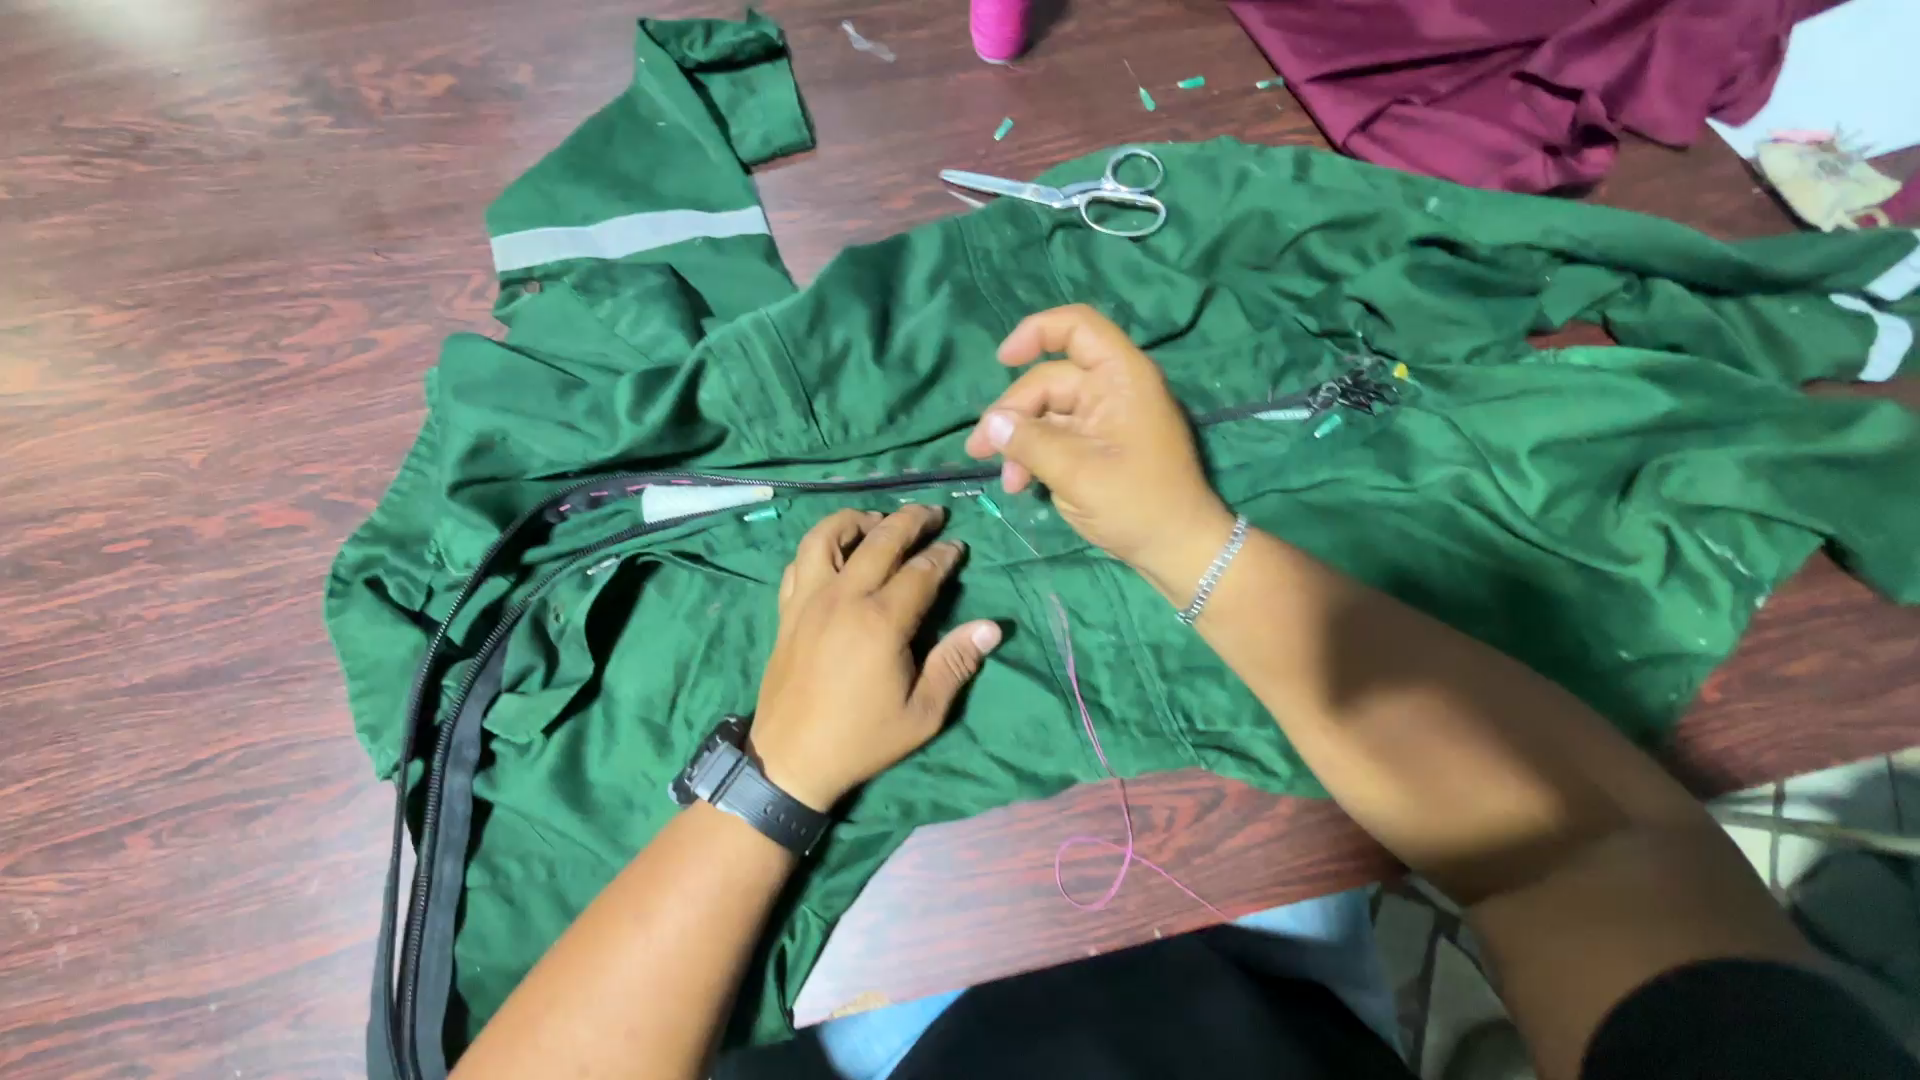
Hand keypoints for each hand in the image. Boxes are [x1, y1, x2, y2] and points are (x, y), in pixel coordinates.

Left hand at [750, 506, 1001, 811]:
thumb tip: (991, 627)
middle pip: (879, 540)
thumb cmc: (862, 739)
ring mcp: (809, 601)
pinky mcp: (787, 611)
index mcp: (881, 622)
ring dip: (855, 519)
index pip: (920, 571)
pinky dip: (819, 545)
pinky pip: (799, 562)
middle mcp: (843, 599)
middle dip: (910, 520)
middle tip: (932, 514)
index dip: (943, 554)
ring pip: (826, 537)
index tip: (958, 546)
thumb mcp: (921, 713)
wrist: (790, 760)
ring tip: (877, 520)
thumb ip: (955, 664)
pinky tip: (834, 552)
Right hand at [963, 304, 1234, 595]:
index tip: (1002, 360)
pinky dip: (1035, 455)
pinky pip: (1057, 437)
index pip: (1077, 327)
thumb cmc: (1137, 504)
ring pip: (1047, 413)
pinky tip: (1020, 483)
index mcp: (1120, 378)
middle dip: (1012, 415)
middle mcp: (1112, 389)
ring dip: (1019, 442)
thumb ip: (1030, 443)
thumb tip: (991, 424)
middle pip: (1049, 380)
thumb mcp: (1076, 473)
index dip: (1036, 333)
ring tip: (1006, 481)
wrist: (1178, 549)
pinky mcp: (1099, 446)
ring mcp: (1106, 419)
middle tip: (981, 452)